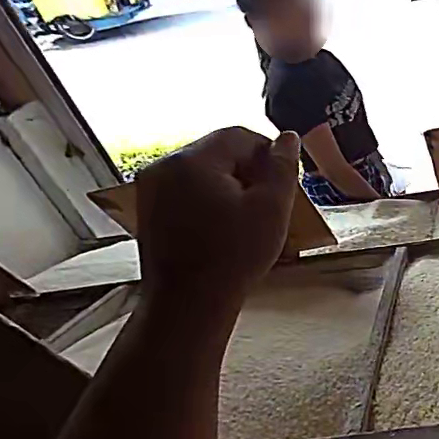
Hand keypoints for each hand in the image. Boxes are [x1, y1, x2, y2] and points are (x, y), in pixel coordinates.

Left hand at [135, 127, 298, 306]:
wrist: (188, 303)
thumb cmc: (235, 254)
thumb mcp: (272, 208)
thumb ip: (283, 167)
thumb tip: (288, 136)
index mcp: (192, 160)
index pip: (239, 135)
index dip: (269, 154)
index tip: (285, 183)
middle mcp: (165, 166)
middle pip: (219, 152)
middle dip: (249, 171)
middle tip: (271, 203)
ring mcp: (151, 189)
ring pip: (204, 172)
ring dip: (232, 186)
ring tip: (250, 218)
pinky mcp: (150, 210)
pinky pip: (188, 190)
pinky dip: (212, 200)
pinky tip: (226, 227)